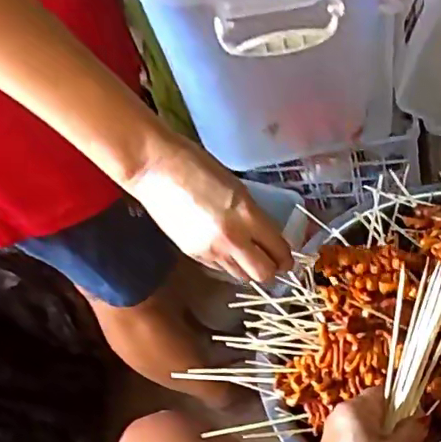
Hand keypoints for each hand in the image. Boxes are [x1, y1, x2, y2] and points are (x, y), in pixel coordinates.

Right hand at [124, 137, 295, 283]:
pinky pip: (221, 270)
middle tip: (270, 262)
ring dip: (248, 269)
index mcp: (247, 216)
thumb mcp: (237, 188)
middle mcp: (233, 239)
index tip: (287, 258)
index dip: (286, 258)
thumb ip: (253, 216)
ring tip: (246, 256)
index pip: (278, 251)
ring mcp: (212, 251)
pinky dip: (227, 264)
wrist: (153, 168)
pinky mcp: (195, 256)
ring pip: (242, 276)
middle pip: (263, 274)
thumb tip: (266, 237)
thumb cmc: (196, 165)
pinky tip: (223, 249)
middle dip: (270, 270)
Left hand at [296, 389, 427, 441]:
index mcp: (355, 407)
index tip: (417, 422)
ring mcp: (334, 432)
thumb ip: (413, 429)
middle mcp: (341, 413)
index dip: (405, 402)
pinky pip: (360, 441)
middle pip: (379, 411)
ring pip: (371, 428)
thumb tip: (421, 417)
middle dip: (397, 428)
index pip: (385, 391)